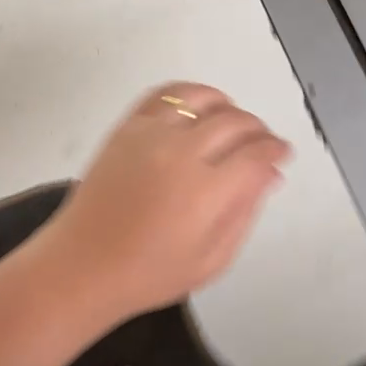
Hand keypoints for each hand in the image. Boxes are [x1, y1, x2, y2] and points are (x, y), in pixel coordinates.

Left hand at [34, 82, 291, 322]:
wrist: (84, 264)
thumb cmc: (148, 272)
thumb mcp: (211, 260)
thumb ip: (245, 212)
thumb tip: (270, 174)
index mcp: (205, 190)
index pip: (255, 154)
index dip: (275, 150)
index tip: (282, 153)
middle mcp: (181, 152)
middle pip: (235, 122)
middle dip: (258, 129)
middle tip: (263, 142)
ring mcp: (151, 133)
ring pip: (202, 98)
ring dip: (227, 105)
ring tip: (233, 120)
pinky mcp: (128, 125)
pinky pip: (165, 93)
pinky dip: (188, 93)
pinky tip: (197, 106)